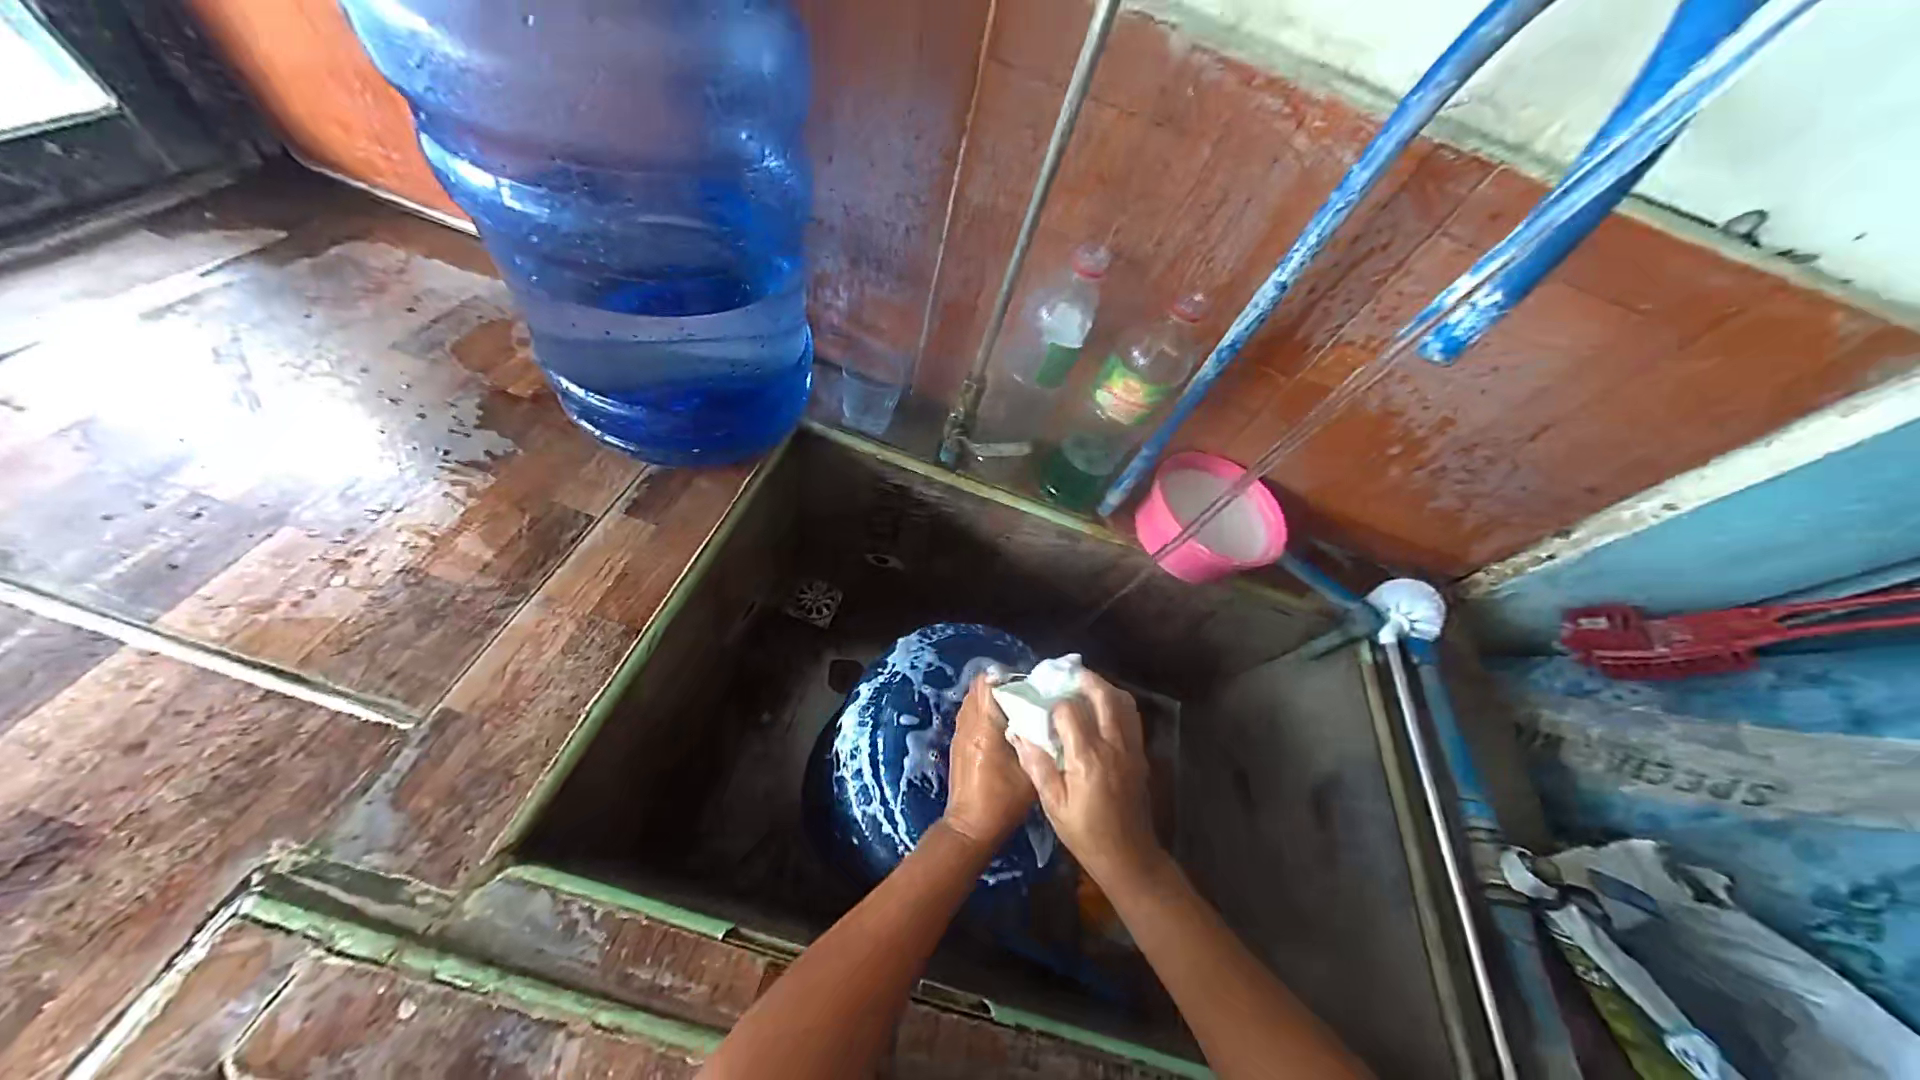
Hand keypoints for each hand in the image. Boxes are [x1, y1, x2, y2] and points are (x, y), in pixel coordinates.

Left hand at [942, 673, 1035, 848]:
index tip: (1028, 681)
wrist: (969, 827)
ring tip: (1017, 705)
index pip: (987, 684)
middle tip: (1025, 691)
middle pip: (978, 688)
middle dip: (1001, 684)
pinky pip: (970, 714)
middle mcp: (967, 725)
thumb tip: (1047, 719)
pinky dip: (985, 710)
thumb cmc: (1002, 803)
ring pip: (973, 700)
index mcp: (983, 729)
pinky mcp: (958, 743)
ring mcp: (959, 734)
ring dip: (992, 697)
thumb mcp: (1029, 774)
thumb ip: (1036, 742)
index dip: (1007, 677)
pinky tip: (1004, 723)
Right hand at [1011, 669, 1163, 888]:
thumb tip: (1019, 734)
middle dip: (1084, 679)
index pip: (1070, 711)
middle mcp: (1113, 746)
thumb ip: (1037, 766)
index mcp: (1088, 758)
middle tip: (1065, 674)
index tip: (1041, 706)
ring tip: (1083, 686)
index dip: (1053, 704)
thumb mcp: (1053, 805)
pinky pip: (1132, 717)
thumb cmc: (1086, 834)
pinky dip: (1117, 704)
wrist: (1129, 856)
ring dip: (1103, 688)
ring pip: (1123, 702)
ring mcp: (1131, 748)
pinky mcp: (1140, 754)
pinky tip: (1101, 709)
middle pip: (1103, 696)